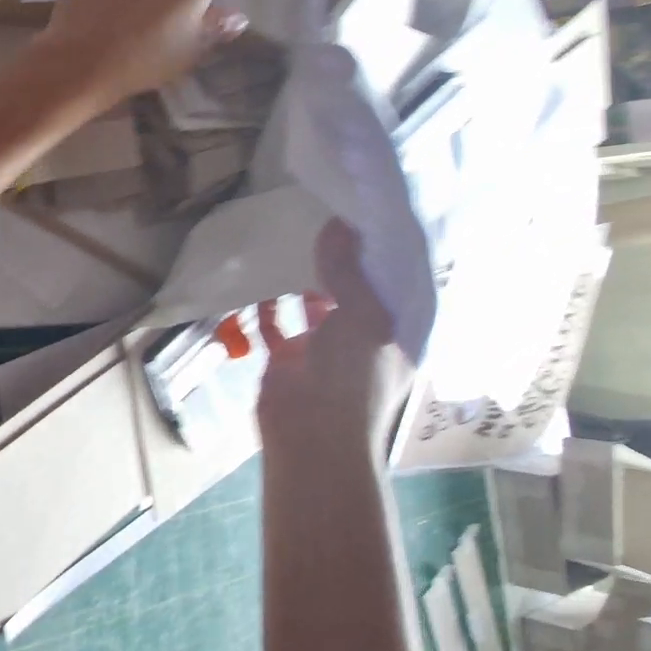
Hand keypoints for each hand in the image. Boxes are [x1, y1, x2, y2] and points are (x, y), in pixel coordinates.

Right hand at [256, 220, 415, 460]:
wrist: (311, 435)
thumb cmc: (351, 378)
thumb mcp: (361, 318)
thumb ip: (347, 273)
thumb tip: (338, 224)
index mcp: (396, 333)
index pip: (393, 285)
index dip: (381, 253)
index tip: (364, 215)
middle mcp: (364, 339)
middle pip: (352, 293)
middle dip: (338, 263)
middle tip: (319, 221)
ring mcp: (322, 351)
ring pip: (312, 307)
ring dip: (299, 283)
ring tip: (285, 246)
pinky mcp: (286, 360)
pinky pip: (274, 326)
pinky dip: (264, 308)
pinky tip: (254, 285)